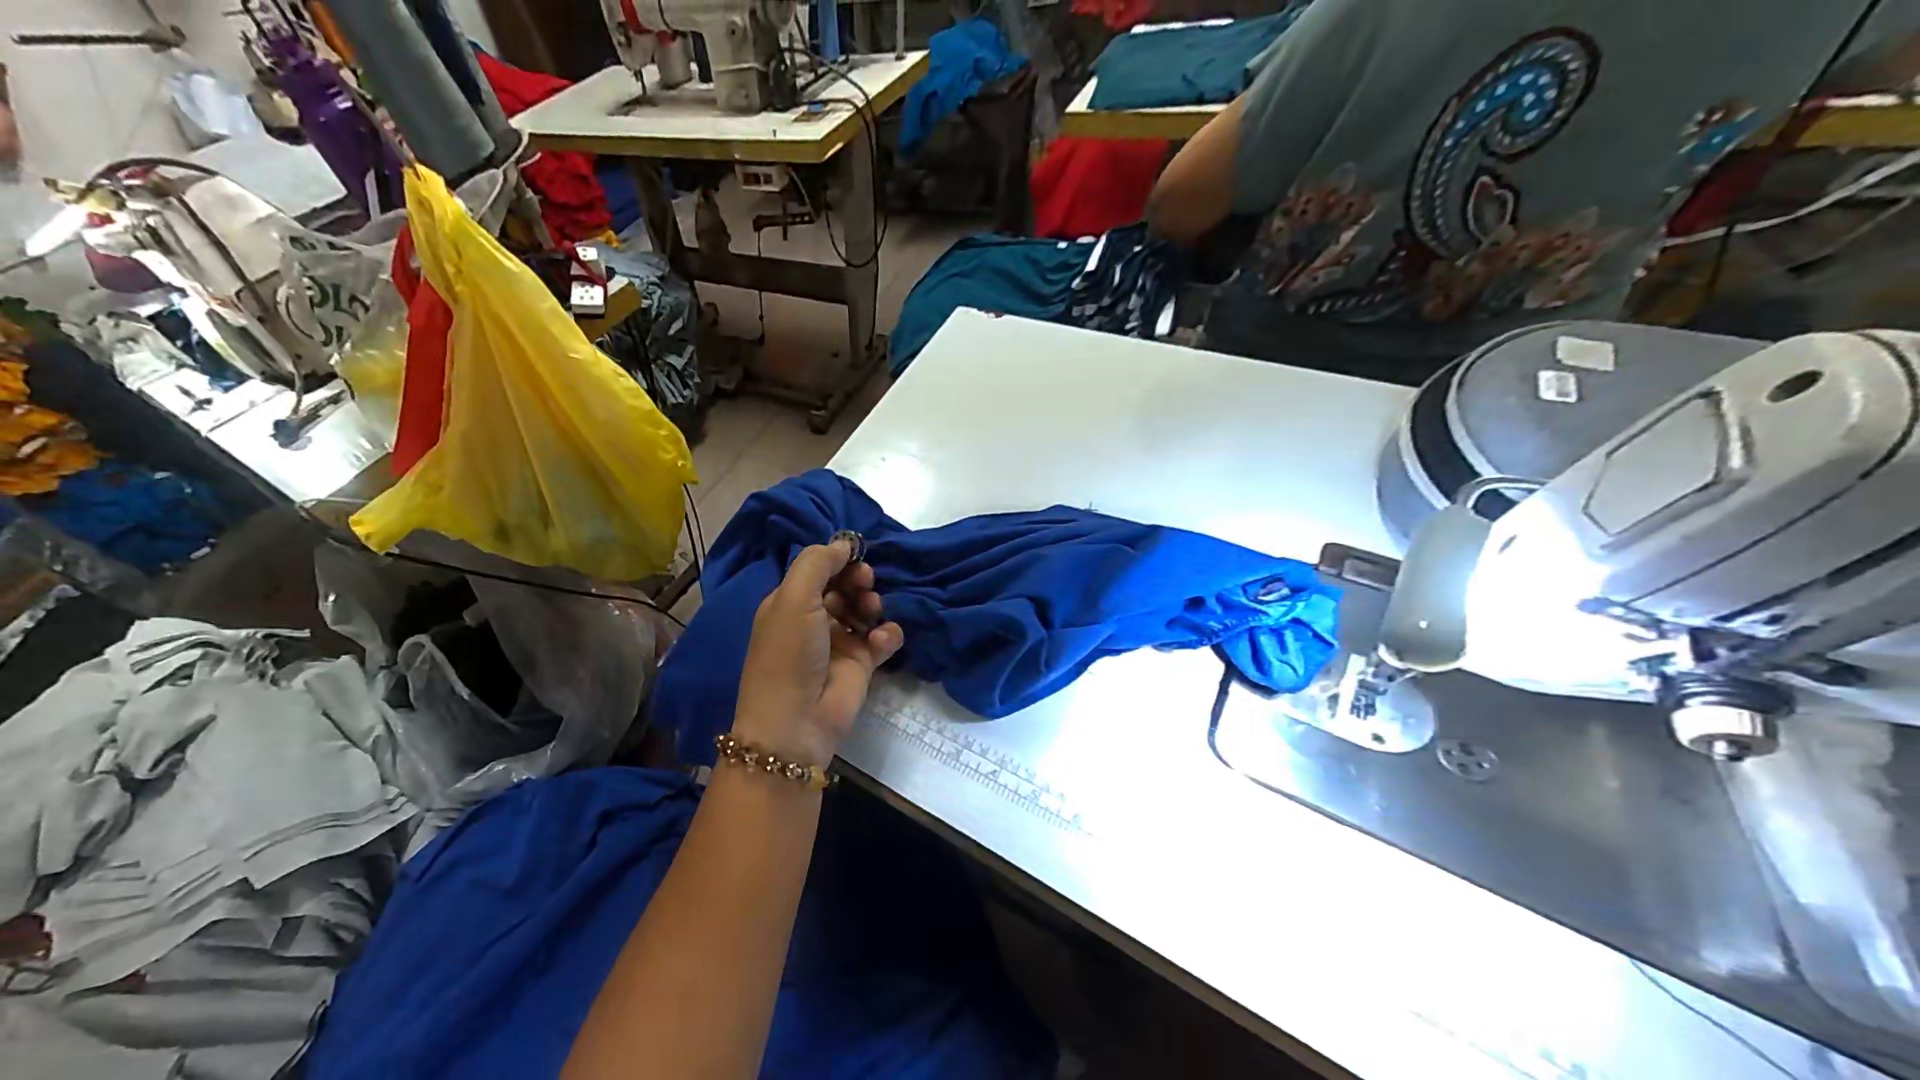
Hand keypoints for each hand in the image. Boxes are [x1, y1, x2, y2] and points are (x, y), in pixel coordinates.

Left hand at [732, 538, 903, 769]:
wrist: (797, 720)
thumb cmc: (788, 653)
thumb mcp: (793, 598)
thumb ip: (818, 563)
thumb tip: (844, 543)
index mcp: (789, 602)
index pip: (818, 569)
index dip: (838, 559)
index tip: (856, 554)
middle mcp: (814, 619)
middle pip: (845, 586)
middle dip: (858, 579)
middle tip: (866, 581)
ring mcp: (839, 642)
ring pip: (866, 609)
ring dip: (872, 603)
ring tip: (871, 611)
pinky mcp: (862, 664)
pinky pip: (883, 638)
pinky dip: (887, 634)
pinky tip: (881, 640)